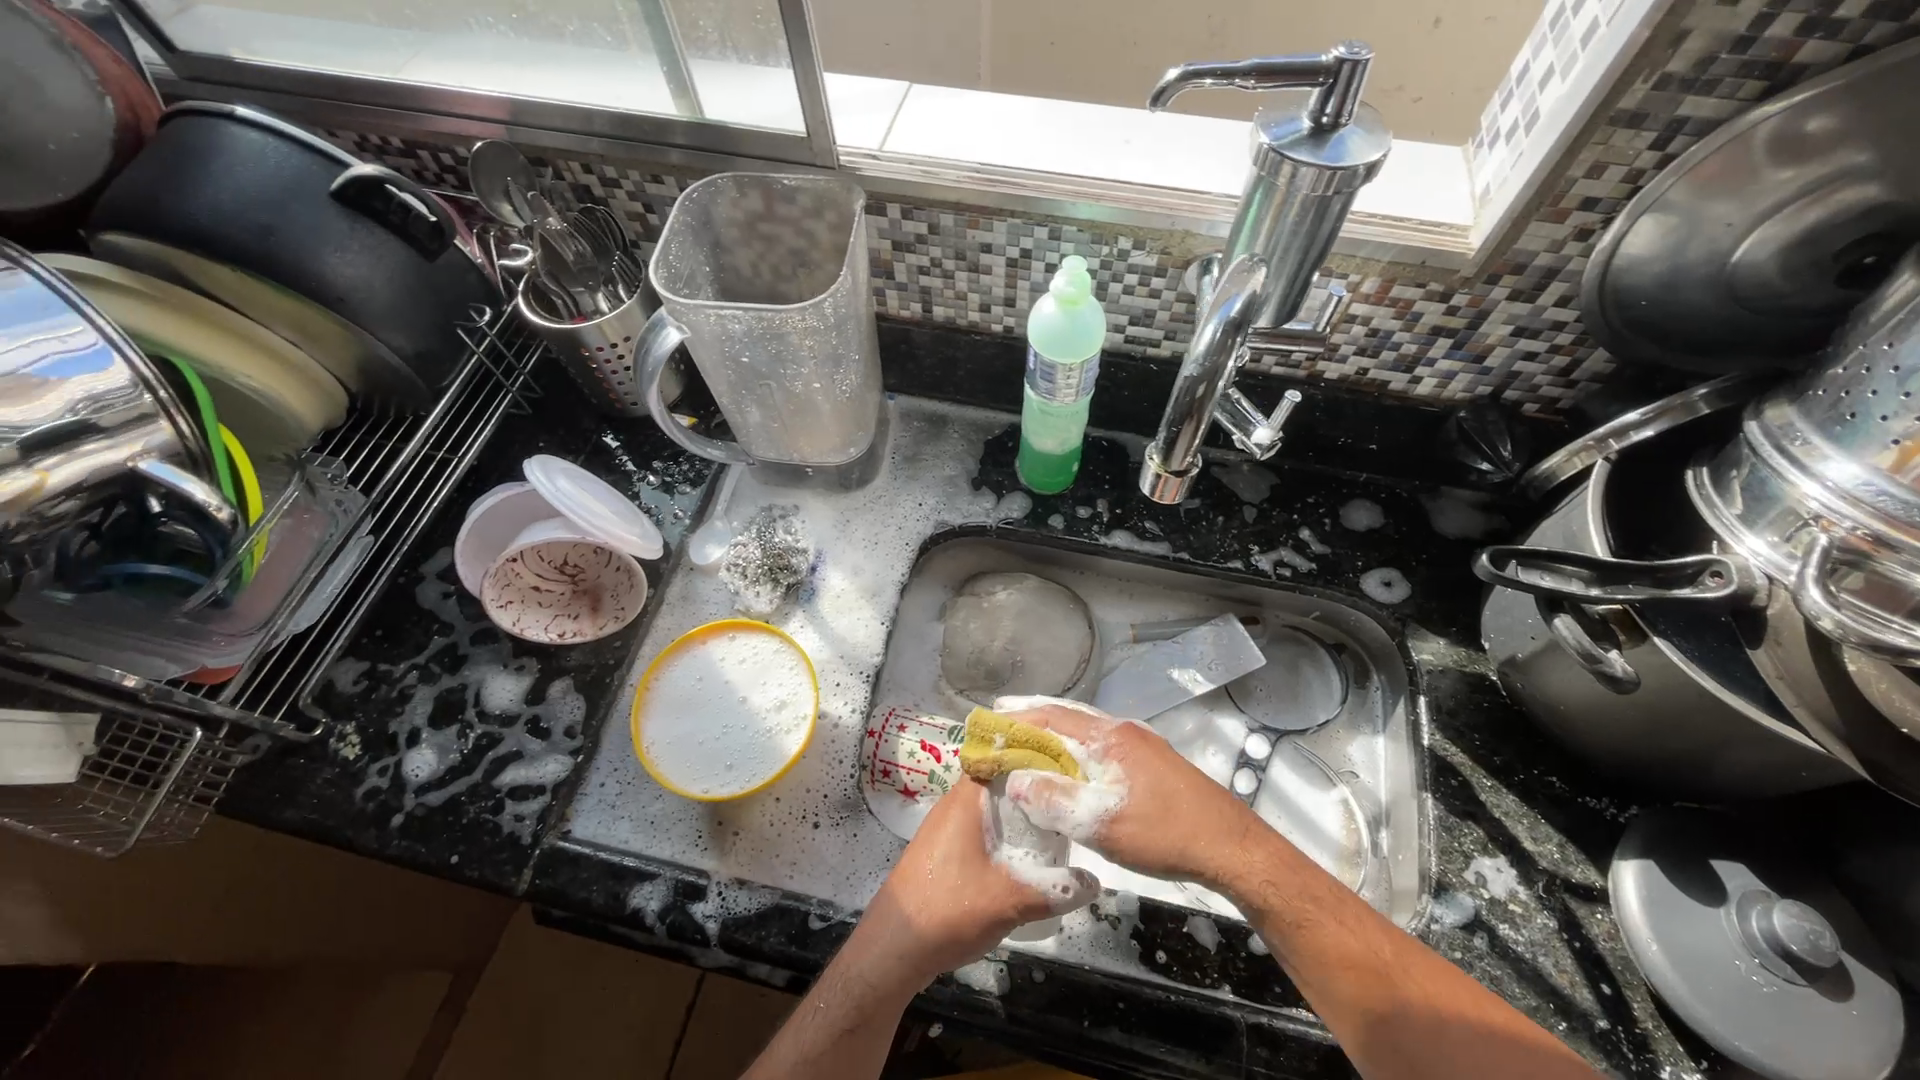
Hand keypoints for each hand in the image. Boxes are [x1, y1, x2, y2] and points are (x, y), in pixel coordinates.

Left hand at [860, 776, 1097, 988]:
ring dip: (1018, 809)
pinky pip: (981, 826)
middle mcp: (953, 804)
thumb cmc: (947, 911)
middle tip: (1072, 789)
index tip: (1068, 756)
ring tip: (1056, 817)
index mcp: (966, 800)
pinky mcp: (944, 850)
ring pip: (989, 805)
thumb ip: (1055, 890)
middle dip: (1033, 782)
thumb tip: (1094, 883)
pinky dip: (1004, 829)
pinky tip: (1025, 850)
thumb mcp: (1009, 901)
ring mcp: (946, 828)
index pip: (1001, 754)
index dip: (1034, 751)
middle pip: (998, 778)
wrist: (892, 949)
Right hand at [1000, 700, 1265, 888]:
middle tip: (1002, 721)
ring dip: (1056, 736)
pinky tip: (1071, 769)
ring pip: (1088, 734)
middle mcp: (1127, 733)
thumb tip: (1017, 780)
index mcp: (1113, 738)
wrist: (1232, 848)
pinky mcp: (1153, 767)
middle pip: (1071, 718)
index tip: (989, 721)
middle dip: (1035, 719)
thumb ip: (1056, 799)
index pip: (1054, 717)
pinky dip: (1077, 752)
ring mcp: (1143, 748)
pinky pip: (1103, 749)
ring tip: (1028, 742)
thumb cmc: (1166, 833)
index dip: (1019, 719)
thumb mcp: (1103, 823)